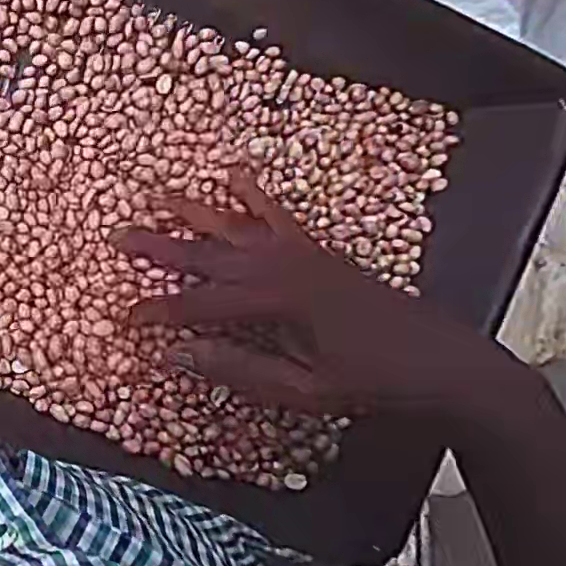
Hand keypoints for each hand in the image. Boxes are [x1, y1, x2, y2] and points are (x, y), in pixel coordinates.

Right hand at [114, 170, 537, 423]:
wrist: (446, 363)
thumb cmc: (372, 383)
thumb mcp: (301, 390)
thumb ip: (236, 369)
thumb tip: (178, 353)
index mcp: (273, 302)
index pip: (198, 305)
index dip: (158, 312)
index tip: (127, 318)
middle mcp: (279, 267)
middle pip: (204, 254)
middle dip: (157, 247)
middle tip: (118, 236)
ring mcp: (298, 252)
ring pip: (232, 226)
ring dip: (192, 212)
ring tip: (158, 198)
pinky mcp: (315, 249)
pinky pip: (276, 215)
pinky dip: (252, 194)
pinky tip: (234, 175)